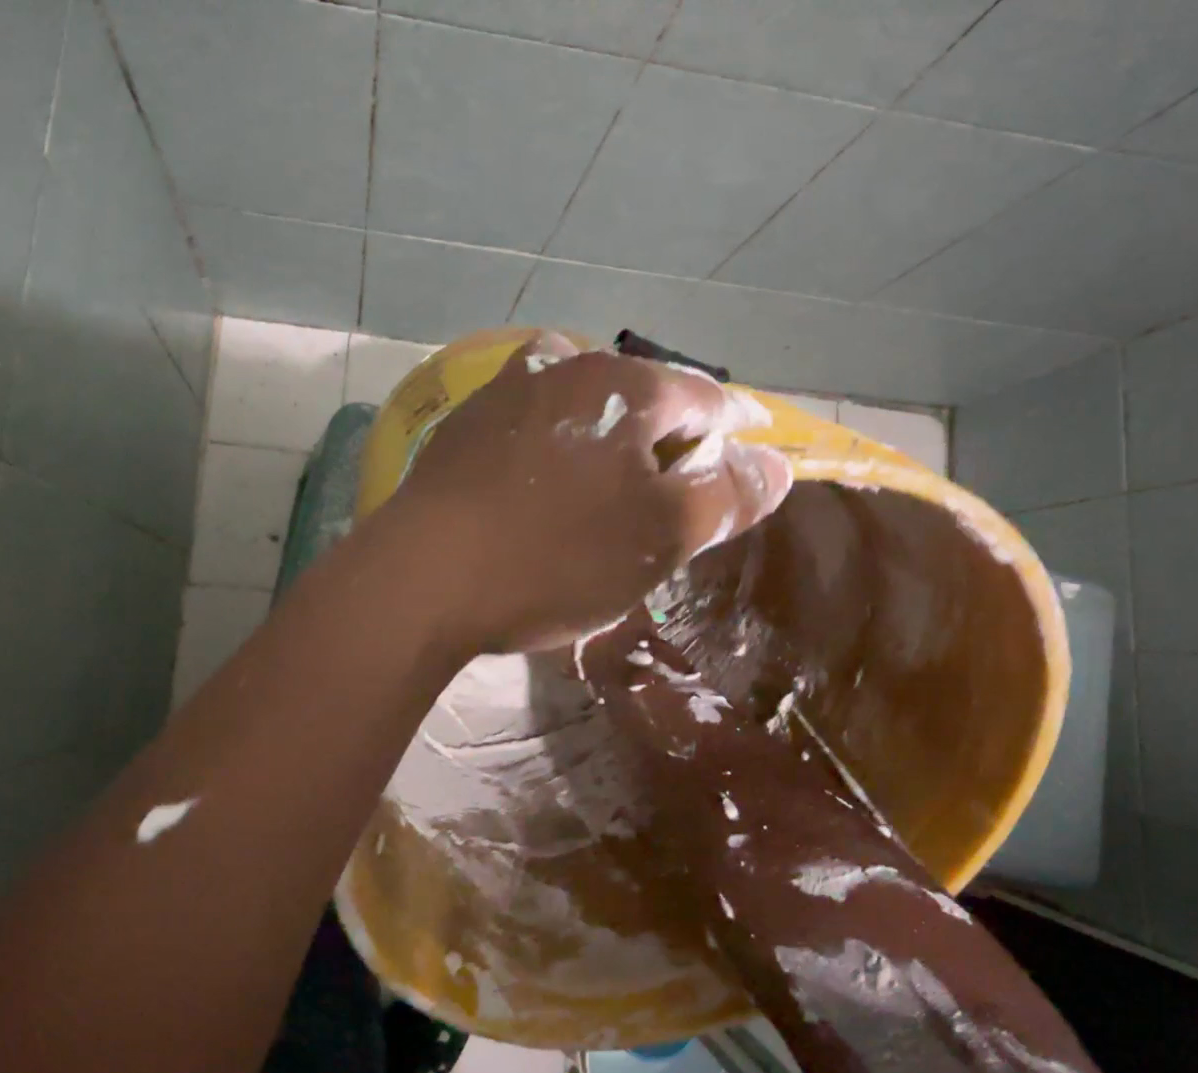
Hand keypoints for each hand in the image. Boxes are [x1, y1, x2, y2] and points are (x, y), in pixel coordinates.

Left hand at [387, 333, 791, 654]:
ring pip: (578, 414)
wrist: (421, 578)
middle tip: (673, 503)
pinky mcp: (459, 433)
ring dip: (603, 449)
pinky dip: (552, 459)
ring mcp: (501, 396)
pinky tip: (540, 502)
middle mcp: (560, 369)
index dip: (736, 434)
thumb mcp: (660, 536)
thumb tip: (776, 464)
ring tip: (606, 502)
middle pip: (639, 402)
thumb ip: (726, 495)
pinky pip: (529, 436)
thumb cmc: (556, 555)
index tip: (748, 466)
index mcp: (621, 384)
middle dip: (666, 445)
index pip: (705, 399)